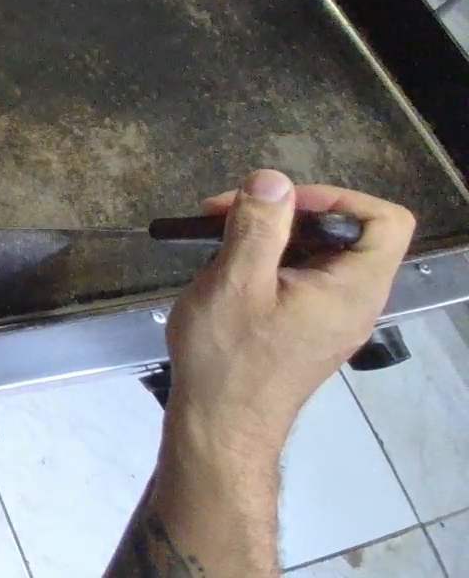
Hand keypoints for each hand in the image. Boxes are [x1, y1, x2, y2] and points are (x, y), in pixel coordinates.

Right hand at [163, 170, 414, 461]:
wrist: (222, 415)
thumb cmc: (229, 349)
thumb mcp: (234, 282)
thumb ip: (257, 229)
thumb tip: (270, 179)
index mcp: (352, 287)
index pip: (383, 220)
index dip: (330, 197)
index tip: (268, 202)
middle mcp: (354, 298)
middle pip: (343, 232)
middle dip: (281, 212)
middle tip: (218, 215)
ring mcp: (330, 314)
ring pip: (314, 253)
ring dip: (265, 235)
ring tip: (212, 241)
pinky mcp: (304, 323)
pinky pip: (297, 275)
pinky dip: (261, 260)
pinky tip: (221, 271)